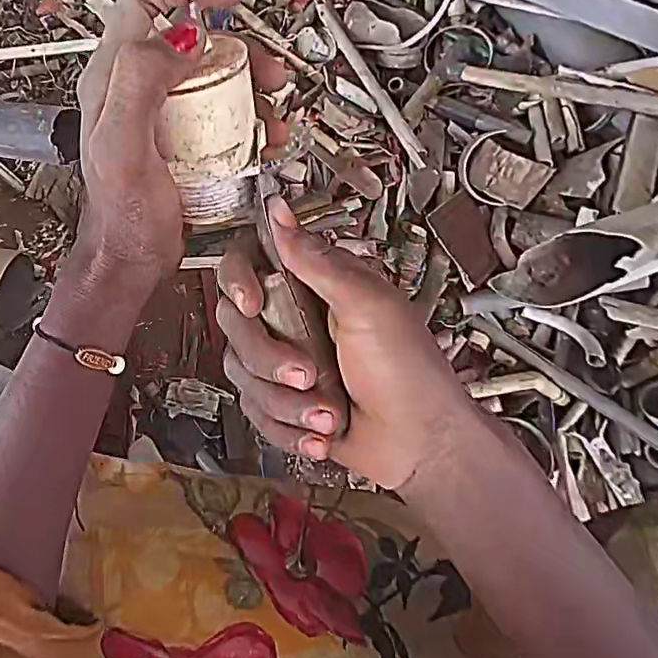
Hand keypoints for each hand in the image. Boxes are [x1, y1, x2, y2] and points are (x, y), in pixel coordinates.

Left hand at [74, 0, 289, 295]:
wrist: (132, 258)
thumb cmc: (121, 216)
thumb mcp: (123, 148)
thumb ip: (141, 83)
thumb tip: (182, 36)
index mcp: (113, 77)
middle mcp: (137, 86)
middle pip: (191, 34)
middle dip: (236, 43)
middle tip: (263, 68)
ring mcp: (164, 111)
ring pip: (215, 71)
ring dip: (252, 81)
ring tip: (272, 107)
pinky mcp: (186, 135)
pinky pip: (224, 109)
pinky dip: (251, 116)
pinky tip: (264, 136)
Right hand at [216, 198, 482, 487]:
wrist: (420, 445)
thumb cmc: (409, 374)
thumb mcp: (368, 306)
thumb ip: (317, 260)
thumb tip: (279, 212)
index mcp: (313, 284)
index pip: (247, 263)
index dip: (239, 281)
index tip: (252, 304)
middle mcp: (292, 318)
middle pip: (237, 324)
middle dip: (270, 358)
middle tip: (309, 372)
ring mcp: (284, 360)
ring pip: (242, 372)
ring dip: (286, 402)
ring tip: (328, 408)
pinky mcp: (280, 401)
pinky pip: (254, 410)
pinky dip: (287, 426)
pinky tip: (320, 427)